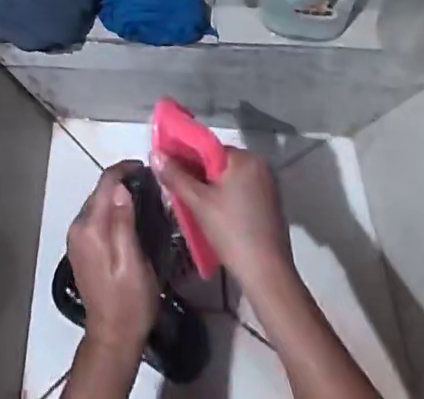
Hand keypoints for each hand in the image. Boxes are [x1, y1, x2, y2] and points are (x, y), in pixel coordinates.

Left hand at [66, 160, 158, 350]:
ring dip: (118, 194)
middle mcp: (78, 228)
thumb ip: (124, 222)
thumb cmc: (129, 301)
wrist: (112, 336)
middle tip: (151, 184)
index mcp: (91, 229)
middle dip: (123, 180)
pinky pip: (97, 216)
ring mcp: (77, 238)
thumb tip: (121, 187)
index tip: (146, 168)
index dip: (125, 168)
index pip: (106, 183)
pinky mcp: (81, 246)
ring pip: (99, 201)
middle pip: (101, 190)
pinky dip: (112, 209)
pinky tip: (129, 215)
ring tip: (144, 196)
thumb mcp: (133, 261)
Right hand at [154, 147, 293, 287]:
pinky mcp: (268, 205)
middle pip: (218, 164)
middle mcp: (260, 166)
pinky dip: (223, 199)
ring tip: (187, 203)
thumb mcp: (199, 203)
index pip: (208, 148)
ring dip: (208, 189)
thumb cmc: (232, 232)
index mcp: (246, 158)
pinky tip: (209, 214)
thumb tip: (155, 154)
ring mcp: (267, 186)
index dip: (185, 157)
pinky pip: (239, 192)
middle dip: (195, 175)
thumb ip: (176, 176)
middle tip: (174, 189)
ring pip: (228, 180)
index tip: (167, 169)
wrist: (267, 274)